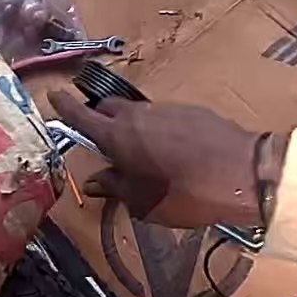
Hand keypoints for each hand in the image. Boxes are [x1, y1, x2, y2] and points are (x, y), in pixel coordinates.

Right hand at [47, 91, 277, 229]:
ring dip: (132, 126)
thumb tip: (95, 182)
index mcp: (116, 136)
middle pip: (107, 108)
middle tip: (104, 141)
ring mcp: (163, 109)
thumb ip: (115, 187)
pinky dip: (158, 129)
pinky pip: (162, 116)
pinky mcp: (189, 110)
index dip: (64, 105)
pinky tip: (174, 150)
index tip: (53, 94)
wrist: (244, 174)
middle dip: (99, 118)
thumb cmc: (184, 193)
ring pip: (136, 112)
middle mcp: (135, 115)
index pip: (80, 114)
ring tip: (144, 153)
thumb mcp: (143, 201)